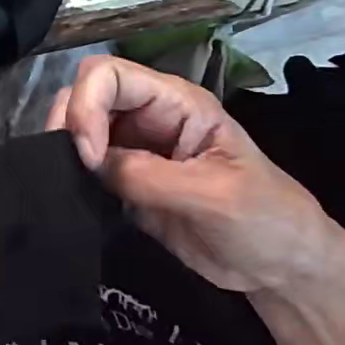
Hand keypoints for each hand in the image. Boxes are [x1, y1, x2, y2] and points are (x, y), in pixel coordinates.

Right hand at [50, 55, 344, 296]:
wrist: (280, 269)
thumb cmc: (266, 221)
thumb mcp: (215, 196)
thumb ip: (150, 176)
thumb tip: (91, 163)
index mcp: (176, 103)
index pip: (110, 75)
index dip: (87, 103)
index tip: (89, 154)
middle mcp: (147, 115)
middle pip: (85, 92)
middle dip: (69, 123)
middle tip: (70, 168)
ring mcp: (132, 146)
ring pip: (77, 125)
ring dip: (64, 148)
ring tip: (68, 181)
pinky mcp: (121, 178)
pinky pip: (81, 163)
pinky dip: (69, 172)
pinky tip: (73, 193)